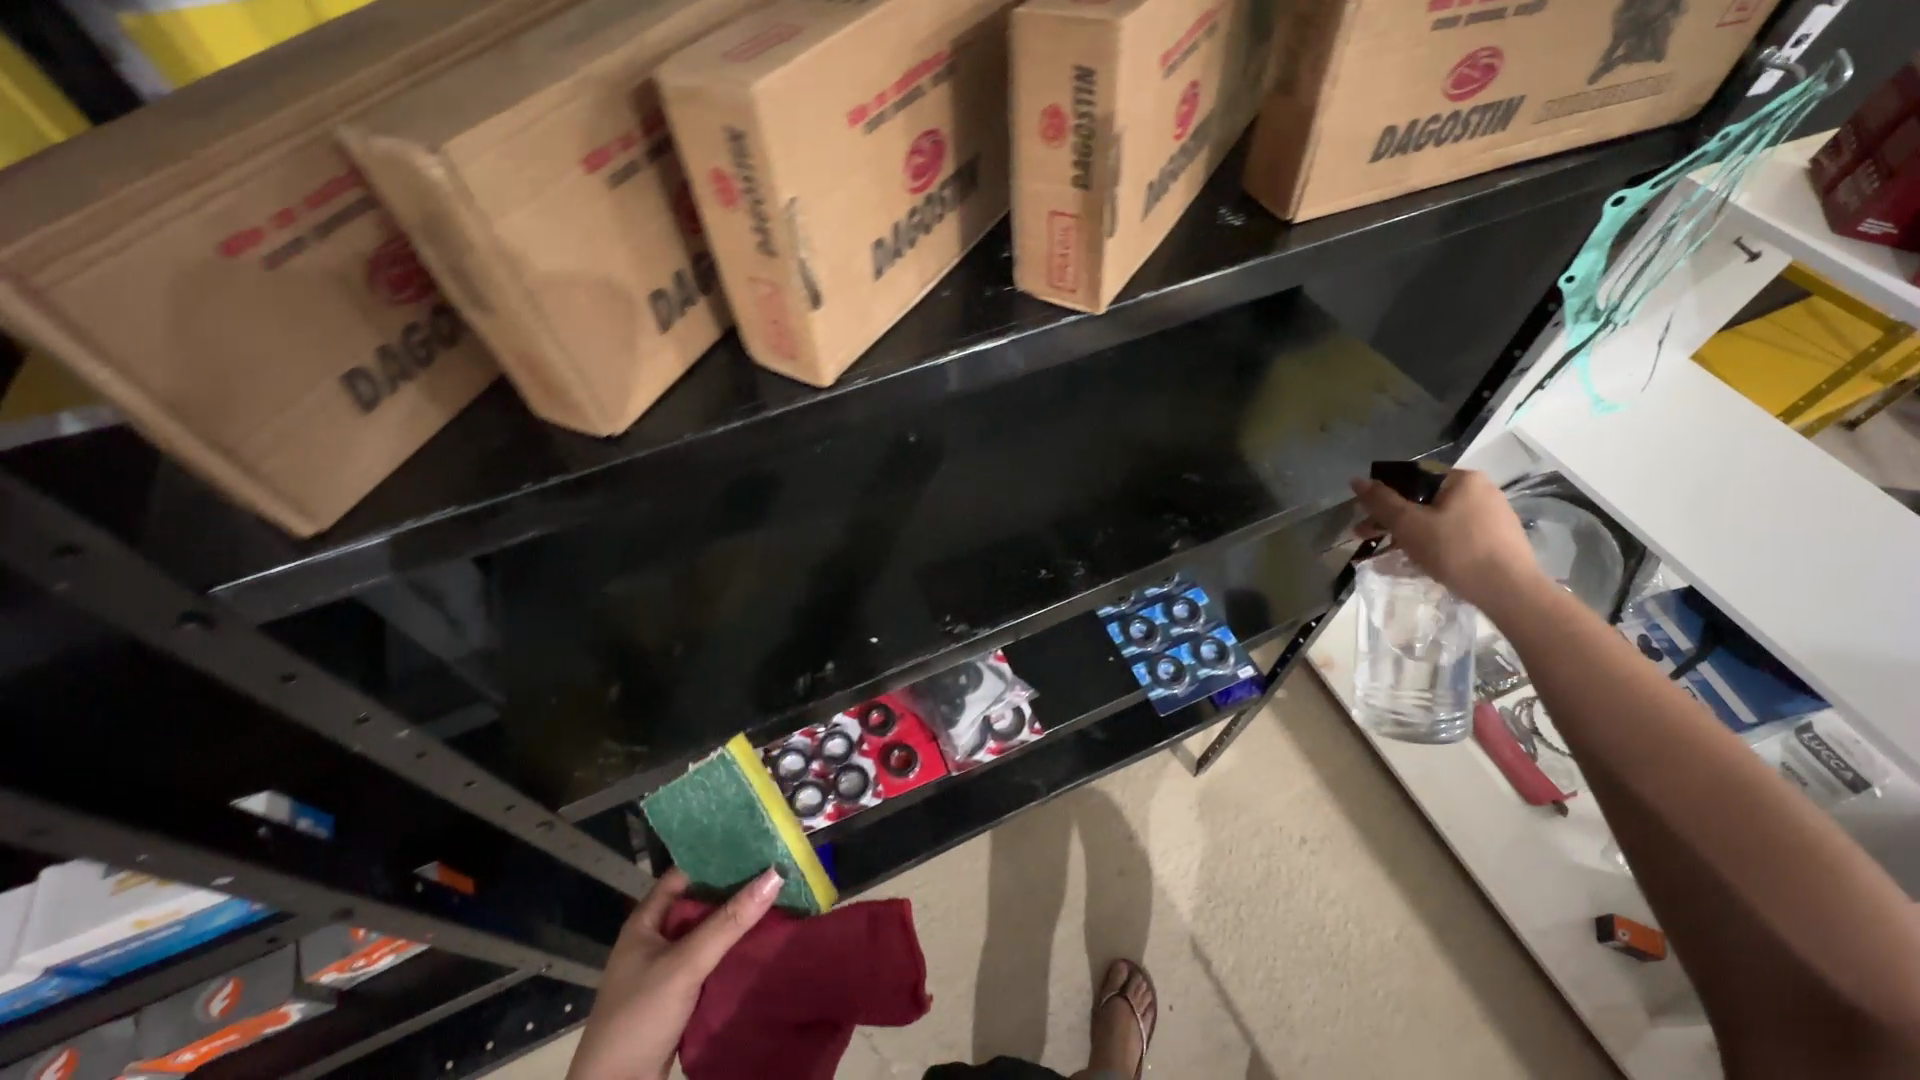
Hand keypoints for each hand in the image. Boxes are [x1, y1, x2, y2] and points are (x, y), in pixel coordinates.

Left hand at [565, 867, 781, 1079]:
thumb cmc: (640, 1016)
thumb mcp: (685, 964)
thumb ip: (728, 922)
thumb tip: (775, 875)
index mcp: (646, 920)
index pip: (685, 874)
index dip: (717, 857)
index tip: (757, 843)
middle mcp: (656, 938)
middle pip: (700, 903)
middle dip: (736, 889)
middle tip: (780, 870)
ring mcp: (667, 968)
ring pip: (709, 934)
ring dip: (738, 922)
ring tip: (784, 899)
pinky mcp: (680, 995)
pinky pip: (712, 962)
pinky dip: (735, 952)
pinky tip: (766, 943)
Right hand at [1350, 468, 1545, 612]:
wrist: (1509, 591)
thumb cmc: (1455, 551)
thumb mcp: (1409, 525)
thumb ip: (1381, 501)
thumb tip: (1357, 480)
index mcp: (1463, 479)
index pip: (1412, 478)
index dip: (1384, 496)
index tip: (1366, 517)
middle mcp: (1482, 490)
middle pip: (1425, 500)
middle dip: (1394, 518)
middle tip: (1369, 537)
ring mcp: (1494, 515)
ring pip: (1440, 518)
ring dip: (1412, 532)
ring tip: (1393, 553)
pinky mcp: (1499, 538)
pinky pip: (1457, 533)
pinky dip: (1436, 542)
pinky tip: (1426, 561)